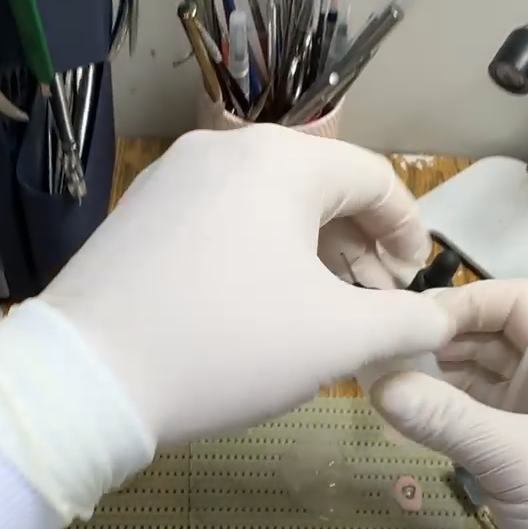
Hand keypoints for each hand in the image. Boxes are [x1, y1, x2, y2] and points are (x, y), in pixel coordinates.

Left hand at [44, 125, 447, 443]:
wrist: (88, 379)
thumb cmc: (227, 347)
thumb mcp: (336, 338)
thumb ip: (405, 322)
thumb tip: (439, 320)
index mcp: (279, 160)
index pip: (373, 178)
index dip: (408, 230)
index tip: (417, 282)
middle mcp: (222, 149)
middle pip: (318, 190)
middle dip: (358, 250)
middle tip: (374, 307)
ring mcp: (171, 179)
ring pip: (267, 210)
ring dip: (310, 258)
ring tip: (323, 314)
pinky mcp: (138, 216)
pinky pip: (221, 226)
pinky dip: (259, 259)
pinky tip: (261, 308)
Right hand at [372, 279, 527, 528]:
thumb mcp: (520, 464)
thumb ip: (448, 420)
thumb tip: (377, 385)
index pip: (522, 303)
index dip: (466, 304)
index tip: (410, 324)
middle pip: (496, 337)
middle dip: (442, 341)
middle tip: (383, 353)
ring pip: (482, 376)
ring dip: (438, 376)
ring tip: (384, 381)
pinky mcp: (524, 450)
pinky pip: (477, 414)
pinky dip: (444, 410)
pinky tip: (407, 413)